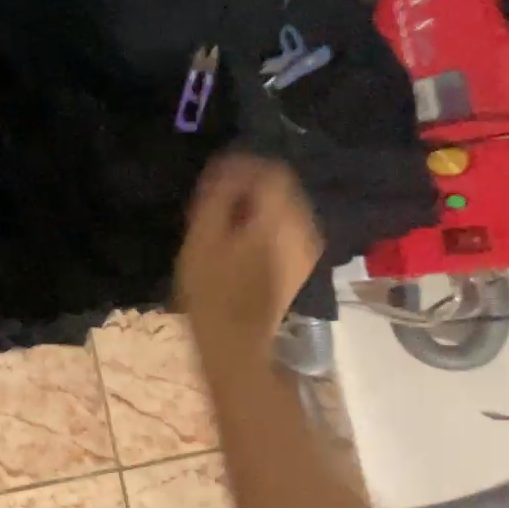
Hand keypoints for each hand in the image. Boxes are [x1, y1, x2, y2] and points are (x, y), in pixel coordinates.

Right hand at [176, 154, 322, 365]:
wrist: (236, 342)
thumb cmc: (212, 291)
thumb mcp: (203, 240)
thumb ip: (217, 199)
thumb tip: (225, 170)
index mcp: (281, 219)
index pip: (270, 172)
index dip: (240, 165)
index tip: (212, 171)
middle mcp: (304, 228)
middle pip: (281, 187)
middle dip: (247, 183)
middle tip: (212, 194)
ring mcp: (306, 248)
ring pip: (283, 207)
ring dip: (253, 203)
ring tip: (221, 215)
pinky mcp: (299, 263)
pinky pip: (285, 227)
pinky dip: (262, 221)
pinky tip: (237, 236)